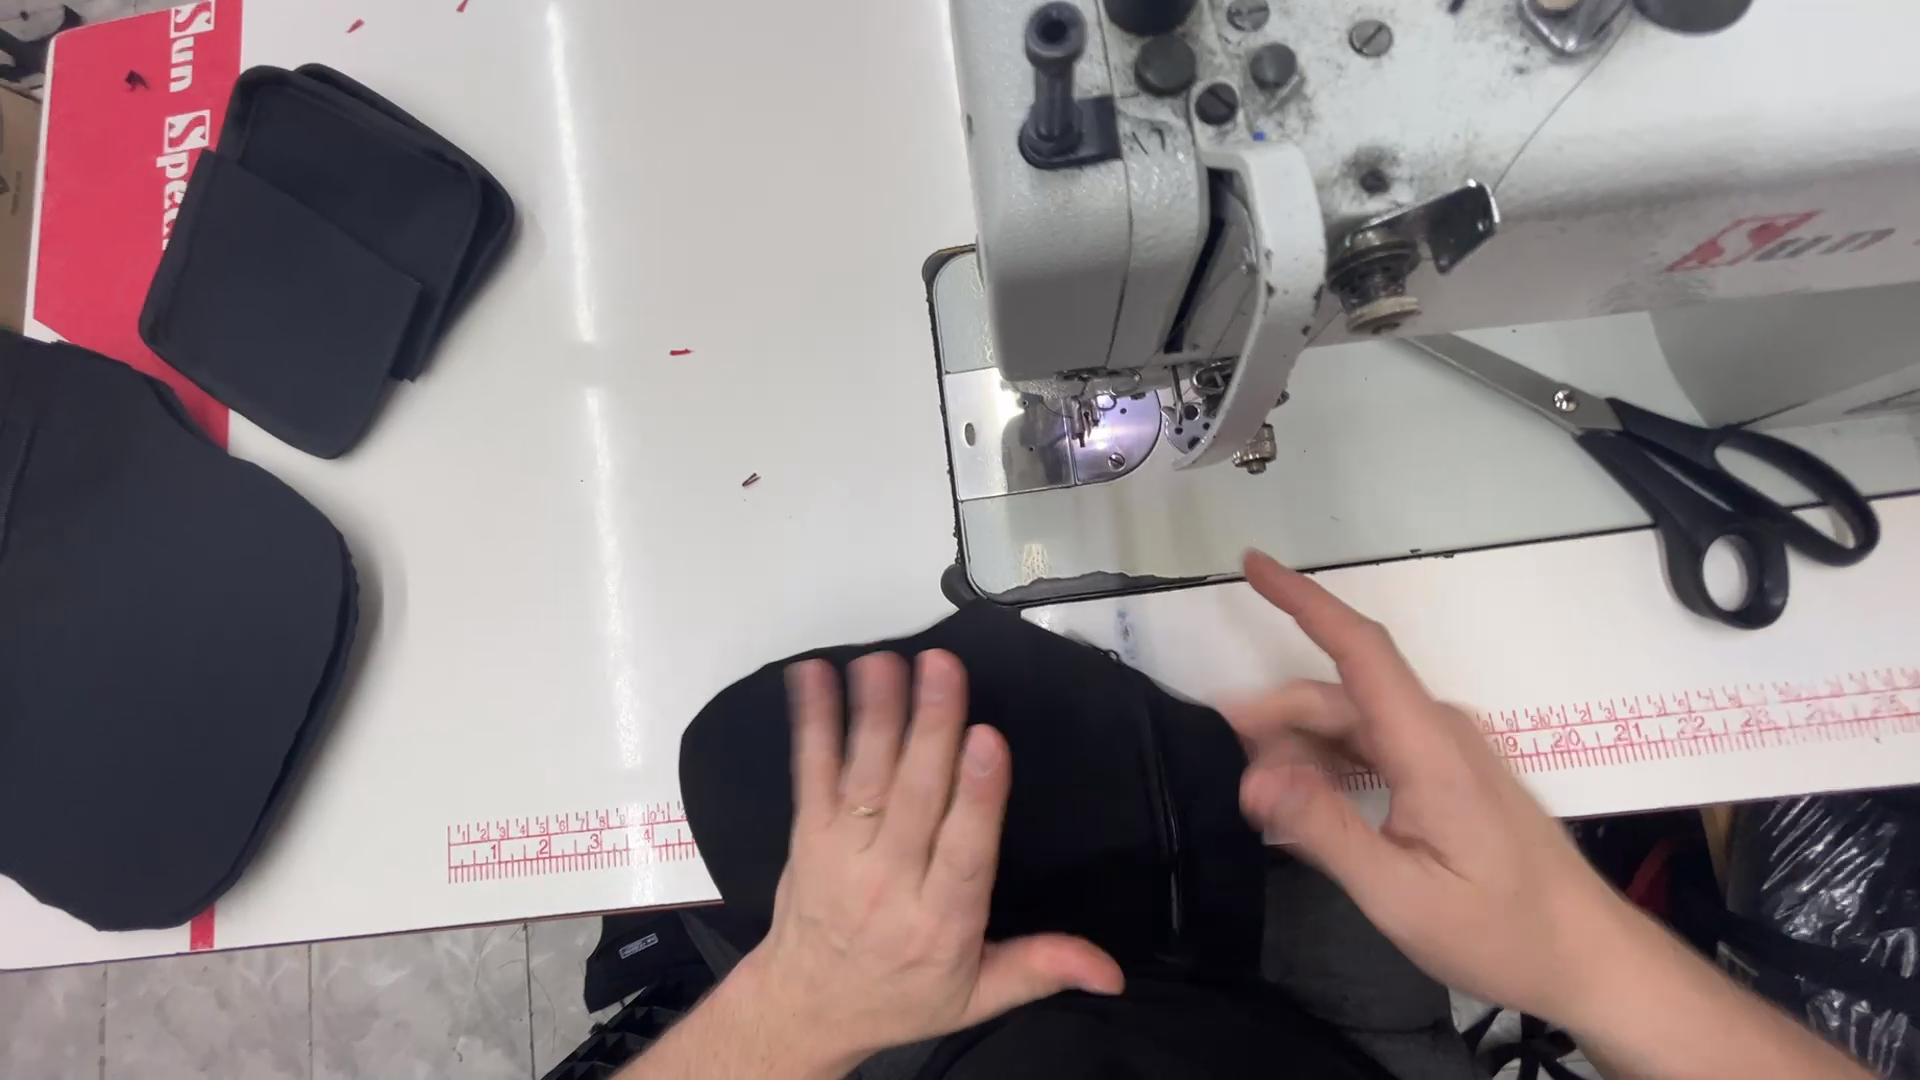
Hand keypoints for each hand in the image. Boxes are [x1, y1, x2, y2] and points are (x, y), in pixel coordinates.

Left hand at [735, 650, 1122, 1075]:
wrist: (805, 1008)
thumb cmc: (900, 993)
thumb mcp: (976, 997)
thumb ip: (1040, 967)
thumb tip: (1111, 971)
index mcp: (939, 921)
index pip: (963, 852)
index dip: (977, 795)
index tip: (987, 739)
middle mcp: (887, 880)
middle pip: (914, 796)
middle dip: (930, 728)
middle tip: (944, 669)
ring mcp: (839, 850)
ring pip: (863, 775)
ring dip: (875, 713)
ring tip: (886, 662)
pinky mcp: (805, 831)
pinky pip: (809, 770)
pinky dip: (812, 720)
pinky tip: (814, 676)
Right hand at [1224, 551, 1629, 1022]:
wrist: (1597, 965)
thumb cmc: (1505, 933)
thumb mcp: (1402, 896)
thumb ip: (1326, 832)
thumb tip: (1254, 780)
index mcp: (1428, 745)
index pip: (1359, 648)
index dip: (1302, 599)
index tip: (1251, 564)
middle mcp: (1434, 727)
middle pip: (1332, 697)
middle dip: (1272, 724)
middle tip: (1238, 782)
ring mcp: (1439, 745)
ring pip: (1343, 721)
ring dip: (1296, 749)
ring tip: (1270, 804)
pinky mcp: (1439, 765)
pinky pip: (1363, 743)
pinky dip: (1323, 762)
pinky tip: (1308, 801)